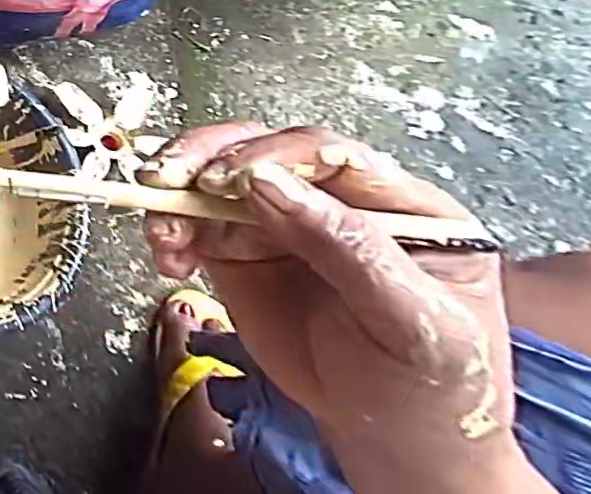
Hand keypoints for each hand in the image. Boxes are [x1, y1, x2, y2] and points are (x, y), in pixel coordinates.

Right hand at [139, 123, 543, 493]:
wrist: (388, 440)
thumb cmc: (428, 389)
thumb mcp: (414, 324)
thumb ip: (347, 247)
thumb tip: (263, 182)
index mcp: (395, 204)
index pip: (323, 152)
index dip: (268, 155)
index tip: (226, 181)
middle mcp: (327, 198)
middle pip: (253, 149)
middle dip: (201, 159)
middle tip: (166, 179)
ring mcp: (276, 219)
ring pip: (209, 178)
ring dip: (174, 196)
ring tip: (162, 233)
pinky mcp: (235, 244)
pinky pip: (189, 218)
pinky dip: (167, 231)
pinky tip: (168, 258)